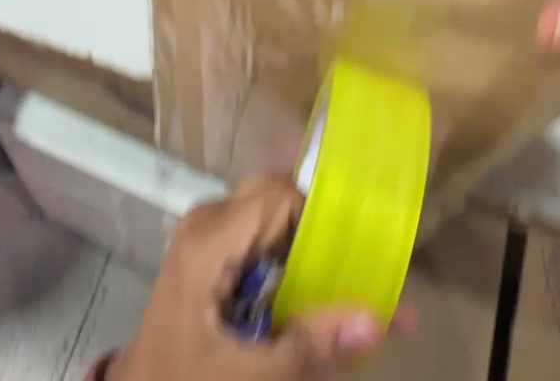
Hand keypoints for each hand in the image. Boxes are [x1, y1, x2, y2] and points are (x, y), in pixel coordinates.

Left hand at [111, 177, 396, 380]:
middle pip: (281, 205)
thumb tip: (376, 320)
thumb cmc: (183, 378)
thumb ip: (310, 345)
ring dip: (317, 257)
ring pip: (276, 224)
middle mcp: (209, 223)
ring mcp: (210, 236)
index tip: (364, 255)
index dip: (323, 219)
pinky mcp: (215, 255)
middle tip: (371, 273)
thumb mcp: (248, 373)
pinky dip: (296, 271)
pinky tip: (326, 305)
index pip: (280, 196)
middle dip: (327, 237)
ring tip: (366, 295)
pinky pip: (264, 246)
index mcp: (209, 239)